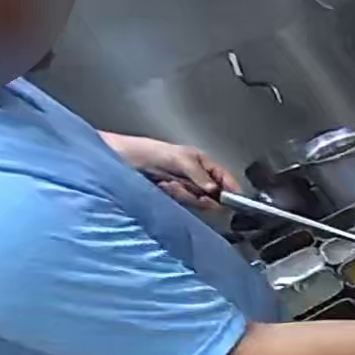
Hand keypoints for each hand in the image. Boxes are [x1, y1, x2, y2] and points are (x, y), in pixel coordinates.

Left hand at [101, 132, 242, 209]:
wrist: (120, 159)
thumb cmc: (148, 151)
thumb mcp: (178, 158)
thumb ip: (199, 175)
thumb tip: (214, 190)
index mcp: (202, 163)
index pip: (224, 178)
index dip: (231, 188)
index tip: (235, 199)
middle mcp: (198, 177)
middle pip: (216, 194)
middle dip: (205, 195)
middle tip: (196, 193)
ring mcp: (187, 188)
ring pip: (202, 200)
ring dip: (188, 196)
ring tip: (171, 186)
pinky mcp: (176, 197)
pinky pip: (187, 203)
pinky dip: (178, 197)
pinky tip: (166, 188)